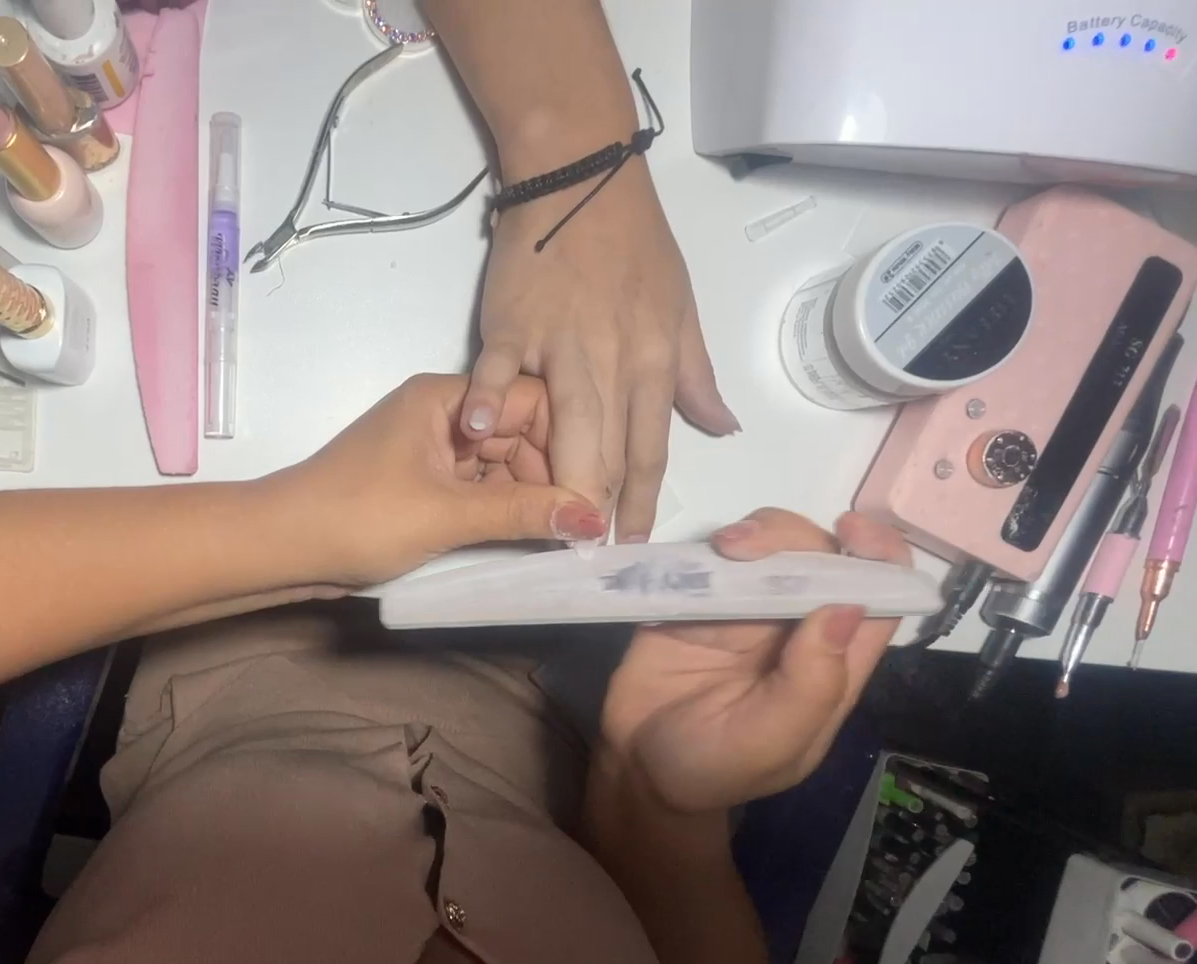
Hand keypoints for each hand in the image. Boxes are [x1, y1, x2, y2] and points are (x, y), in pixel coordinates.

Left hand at [273, 374, 605, 588]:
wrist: (284, 545)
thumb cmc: (361, 516)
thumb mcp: (446, 514)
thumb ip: (522, 514)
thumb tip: (594, 517)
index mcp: (444, 399)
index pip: (527, 402)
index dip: (566, 443)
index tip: (595, 490)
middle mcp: (443, 417)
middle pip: (518, 435)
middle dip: (552, 475)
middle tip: (586, 522)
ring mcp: (432, 453)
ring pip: (500, 467)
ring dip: (530, 498)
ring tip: (569, 535)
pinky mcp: (424, 486)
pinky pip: (477, 491)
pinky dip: (502, 512)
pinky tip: (534, 536)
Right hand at [460, 163, 738, 540]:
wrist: (582, 179)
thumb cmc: (632, 246)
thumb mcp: (680, 306)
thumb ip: (694, 375)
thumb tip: (721, 429)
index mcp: (655, 358)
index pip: (651, 446)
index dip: (643, 500)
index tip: (631, 544)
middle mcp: (615, 359)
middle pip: (610, 445)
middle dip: (600, 504)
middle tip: (584, 551)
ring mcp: (562, 340)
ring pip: (567, 418)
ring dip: (559, 471)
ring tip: (547, 521)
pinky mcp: (514, 322)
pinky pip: (500, 365)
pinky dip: (488, 396)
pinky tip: (475, 433)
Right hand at [600, 510, 911, 811]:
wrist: (635, 768)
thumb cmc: (714, 767)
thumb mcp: (772, 741)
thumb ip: (810, 683)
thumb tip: (845, 608)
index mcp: (827, 664)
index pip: (875, 598)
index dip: (877, 557)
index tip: (852, 530)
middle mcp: (788, 629)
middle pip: (815, 558)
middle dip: (791, 538)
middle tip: (743, 548)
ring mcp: (736, 613)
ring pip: (763, 550)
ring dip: (750, 535)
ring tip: (718, 549)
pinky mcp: (687, 605)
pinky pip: (702, 563)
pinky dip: (698, 548)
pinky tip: (686, 559)